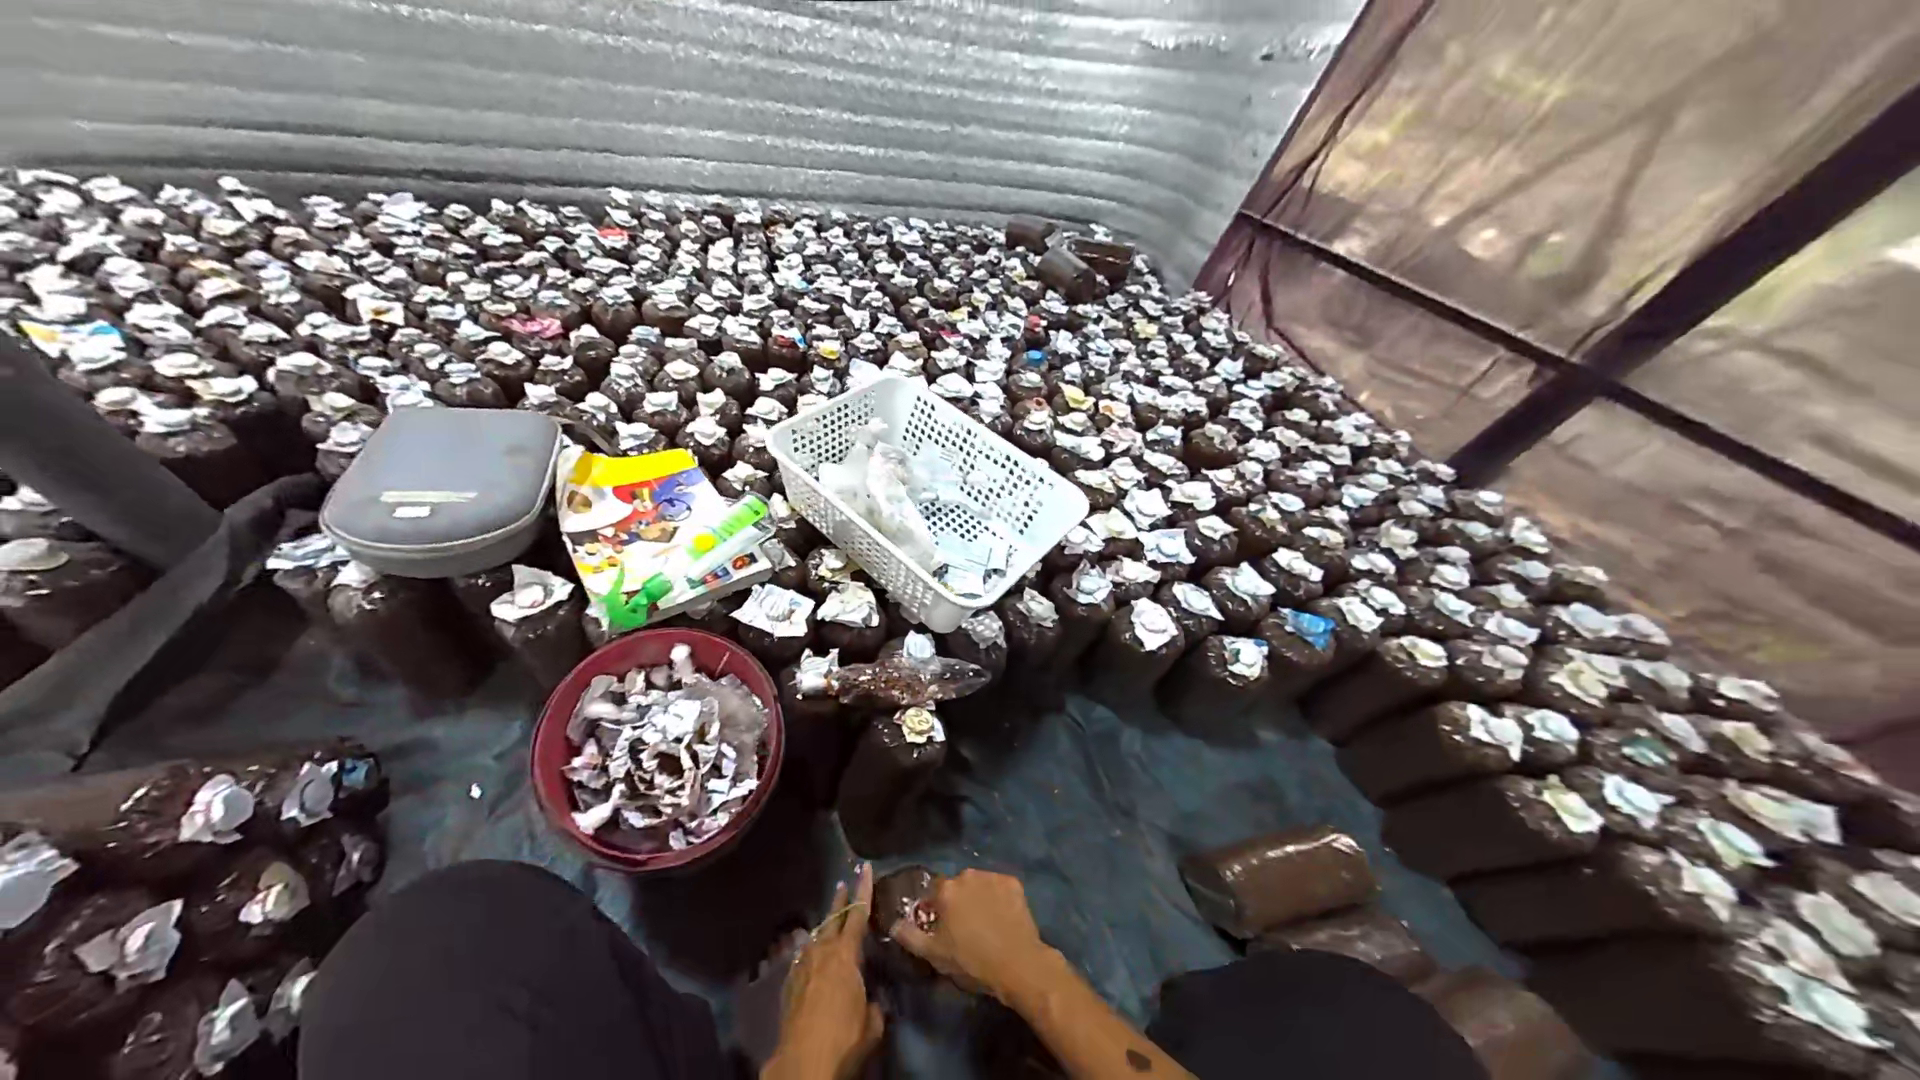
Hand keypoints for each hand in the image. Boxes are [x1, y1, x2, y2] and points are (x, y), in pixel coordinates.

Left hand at [763, 863, 884, 1079]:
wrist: (802, 1065)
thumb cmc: (843, 1040)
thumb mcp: (872, 1024)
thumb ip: (874, 1005)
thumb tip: (872, 1000)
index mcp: (846, 956)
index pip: (858, 915)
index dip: (863, 890)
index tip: (865, 867)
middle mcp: (822, 953)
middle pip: (833, 919)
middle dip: (840, 900)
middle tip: (844, 882)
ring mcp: (802, 968)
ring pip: (815, 936)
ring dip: (824, 924)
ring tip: (829, 917)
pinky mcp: (789, 986)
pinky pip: (803, 956)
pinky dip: (811, 948)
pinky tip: (810, 952)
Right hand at [889, 869, 1054, 1003]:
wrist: (1017, 964)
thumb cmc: (972, 961)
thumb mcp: (934, 955)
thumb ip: (909, 936)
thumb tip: (893, 923)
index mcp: (946, 889)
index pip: (934, 892)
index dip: (936, 909)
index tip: (942, 926)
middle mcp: (968, 874)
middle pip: (957, 885)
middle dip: (958, 901)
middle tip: (964, 926)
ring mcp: (993, 876)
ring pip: (979, 884)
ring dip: (978, 897)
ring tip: (985, 922)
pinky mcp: (1013, 882)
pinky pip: (999, 887)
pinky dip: (998, 897)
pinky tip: (1002, 917)